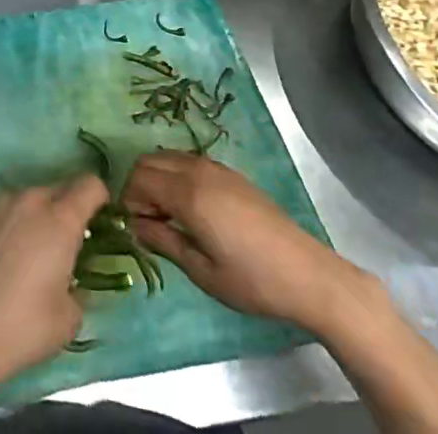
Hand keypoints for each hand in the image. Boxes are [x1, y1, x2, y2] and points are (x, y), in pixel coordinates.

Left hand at [0, 176, 109, 433]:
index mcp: (61, 219)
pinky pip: (10, 208)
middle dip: (72, 206)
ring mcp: (1, 205)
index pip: (90, 185)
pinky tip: (13, 253)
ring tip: (39, 249)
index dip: (101, 199)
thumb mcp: (71, 315)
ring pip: (34, 196)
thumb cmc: (25, 325)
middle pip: (61, 187)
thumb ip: (80, 285)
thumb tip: (73, 277)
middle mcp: (31, 201)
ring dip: (44, 212)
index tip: (102, 222)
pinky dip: (19, 220)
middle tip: (73, 241)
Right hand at [121, 151, 380, 332]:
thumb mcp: (201, 271)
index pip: (138, 179)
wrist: (308, 275)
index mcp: (189, 194)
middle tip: (150, 222)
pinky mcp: (232, 174)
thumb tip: (135, 227)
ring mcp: (218, 169)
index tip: (139, 230)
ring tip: (169, 216)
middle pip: (149, 161)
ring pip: (168, 157)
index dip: (129, 202)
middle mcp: (199, 171)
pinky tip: (191, 209)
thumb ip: (163, 242)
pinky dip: (176, 175)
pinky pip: (189, 162)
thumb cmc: (252, 281)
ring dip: (157, 179)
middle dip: (139, 187)